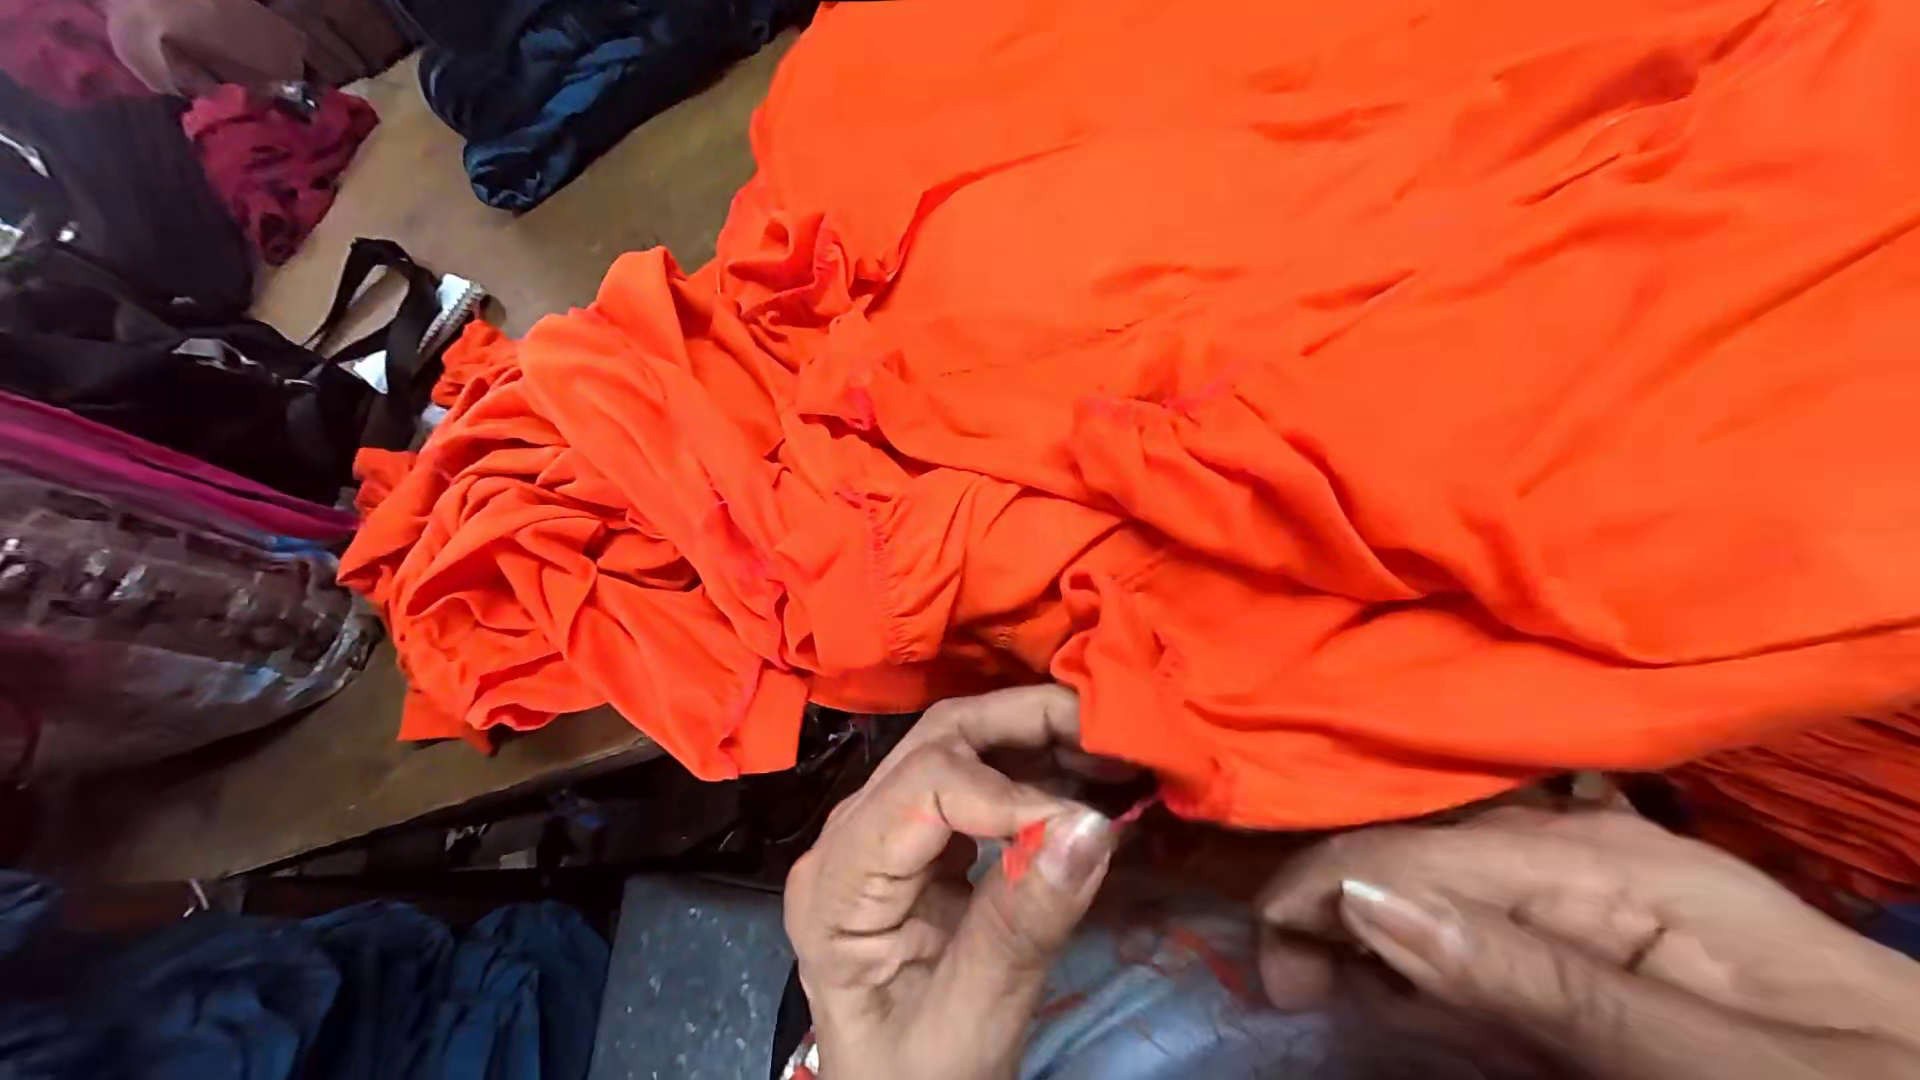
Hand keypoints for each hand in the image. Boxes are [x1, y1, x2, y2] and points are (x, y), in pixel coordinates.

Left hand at [783, 686, 1115, 1079]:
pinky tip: (1075, 774)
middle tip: (1106, 733)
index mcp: (836, 882)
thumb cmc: (919, 1079)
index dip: (1009, 790)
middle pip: (937, 738)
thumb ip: (1023, 926)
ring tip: (1103, 749)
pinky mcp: (916, 830)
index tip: (1089, 821)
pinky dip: (1027, 762)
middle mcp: (850, 831)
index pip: (922, 786)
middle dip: (1026, 721)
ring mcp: (881, 823)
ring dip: (1031, 732)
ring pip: (956, 739)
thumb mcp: (971, 1026)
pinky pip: (972, 771)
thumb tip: (1090, 827)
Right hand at [1256, 807, 1919, 1078]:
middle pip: (1407, 852)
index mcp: (1606, 858)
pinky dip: (1416, 956)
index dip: (1321, 890)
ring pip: (1421, 880)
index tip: (1271, 973)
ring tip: (1327, 986)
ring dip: (1362, 929)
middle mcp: (1573, 849)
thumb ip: (1545, 981)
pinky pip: (1465, 921)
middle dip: (1329, 903)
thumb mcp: (1730, 1071)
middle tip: (1289, 987)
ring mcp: (1576, 886)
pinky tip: (1399, 984)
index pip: (1416, 850)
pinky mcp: (1580, 928)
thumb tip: (1366, 899)